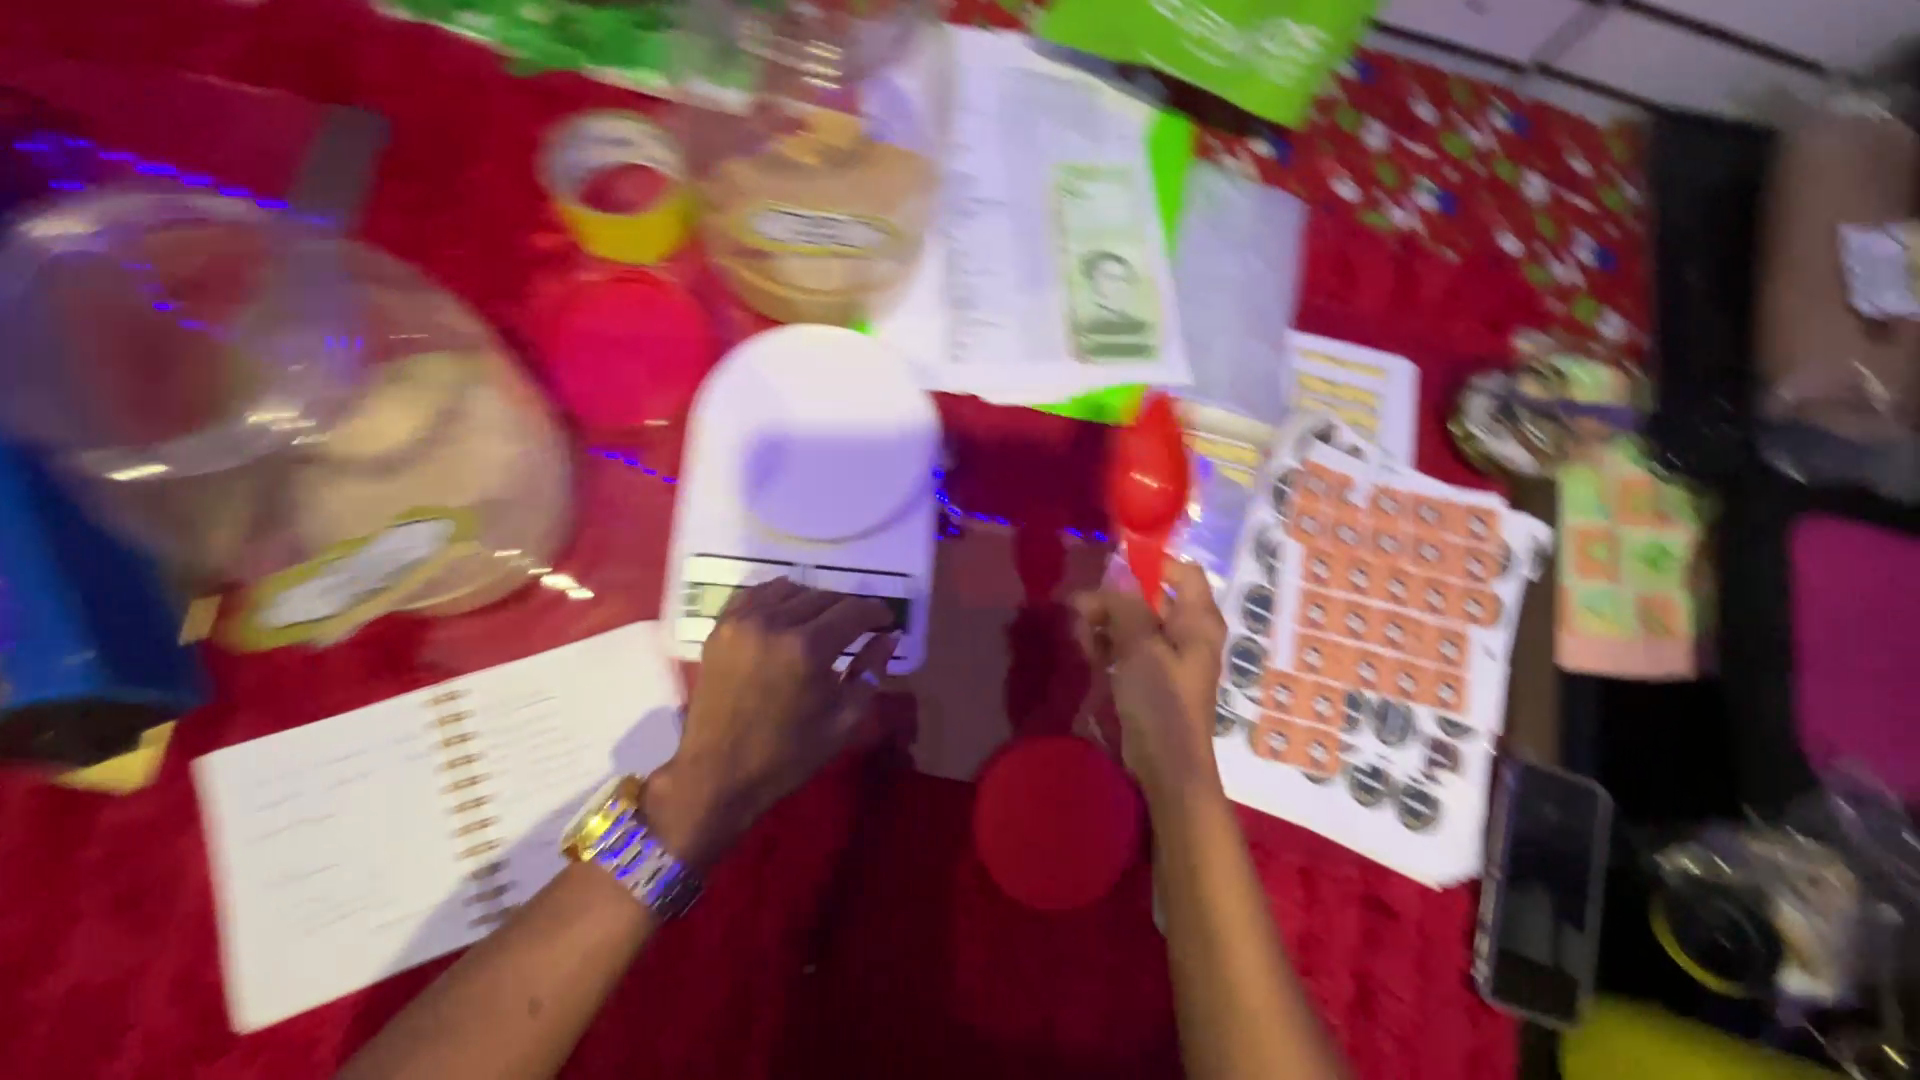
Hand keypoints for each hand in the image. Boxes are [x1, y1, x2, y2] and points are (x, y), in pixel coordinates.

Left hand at [646, 578, 896, 871]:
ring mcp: (743, 622)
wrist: (718, 773)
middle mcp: (775, 624)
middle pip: (825, 596)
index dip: (876, 612)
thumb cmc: (788, 754)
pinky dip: (778, 597)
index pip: (854, 611)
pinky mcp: (721, 629)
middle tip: (859, 626)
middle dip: (848, 608)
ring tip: (823, 623)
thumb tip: (888, 638)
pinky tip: (788, 613)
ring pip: (791, 590)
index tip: (886, 622)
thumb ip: (870, 672)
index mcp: (809, 649)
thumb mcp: (844, 720)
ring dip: (815, 601)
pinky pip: (756, 595)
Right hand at [1073, 558, 1227, 805]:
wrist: (1167, 767)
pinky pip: (1128, 648)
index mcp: (1198, 621)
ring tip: (1078, 632)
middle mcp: (1188, 633)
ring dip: (1106, 623)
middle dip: (1114, 598)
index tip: (1109, 566)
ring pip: (1134, 623)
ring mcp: (1169, 657)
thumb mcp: (1141, 648)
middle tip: (1080, 607)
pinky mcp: (1151, 678)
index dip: (1150, 563)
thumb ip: (1125, 607)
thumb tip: (1111, 579)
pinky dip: (1108, 645)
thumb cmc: (1161, 702)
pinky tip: (1085, 651)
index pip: (1182, 572)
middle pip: (1151, 597)